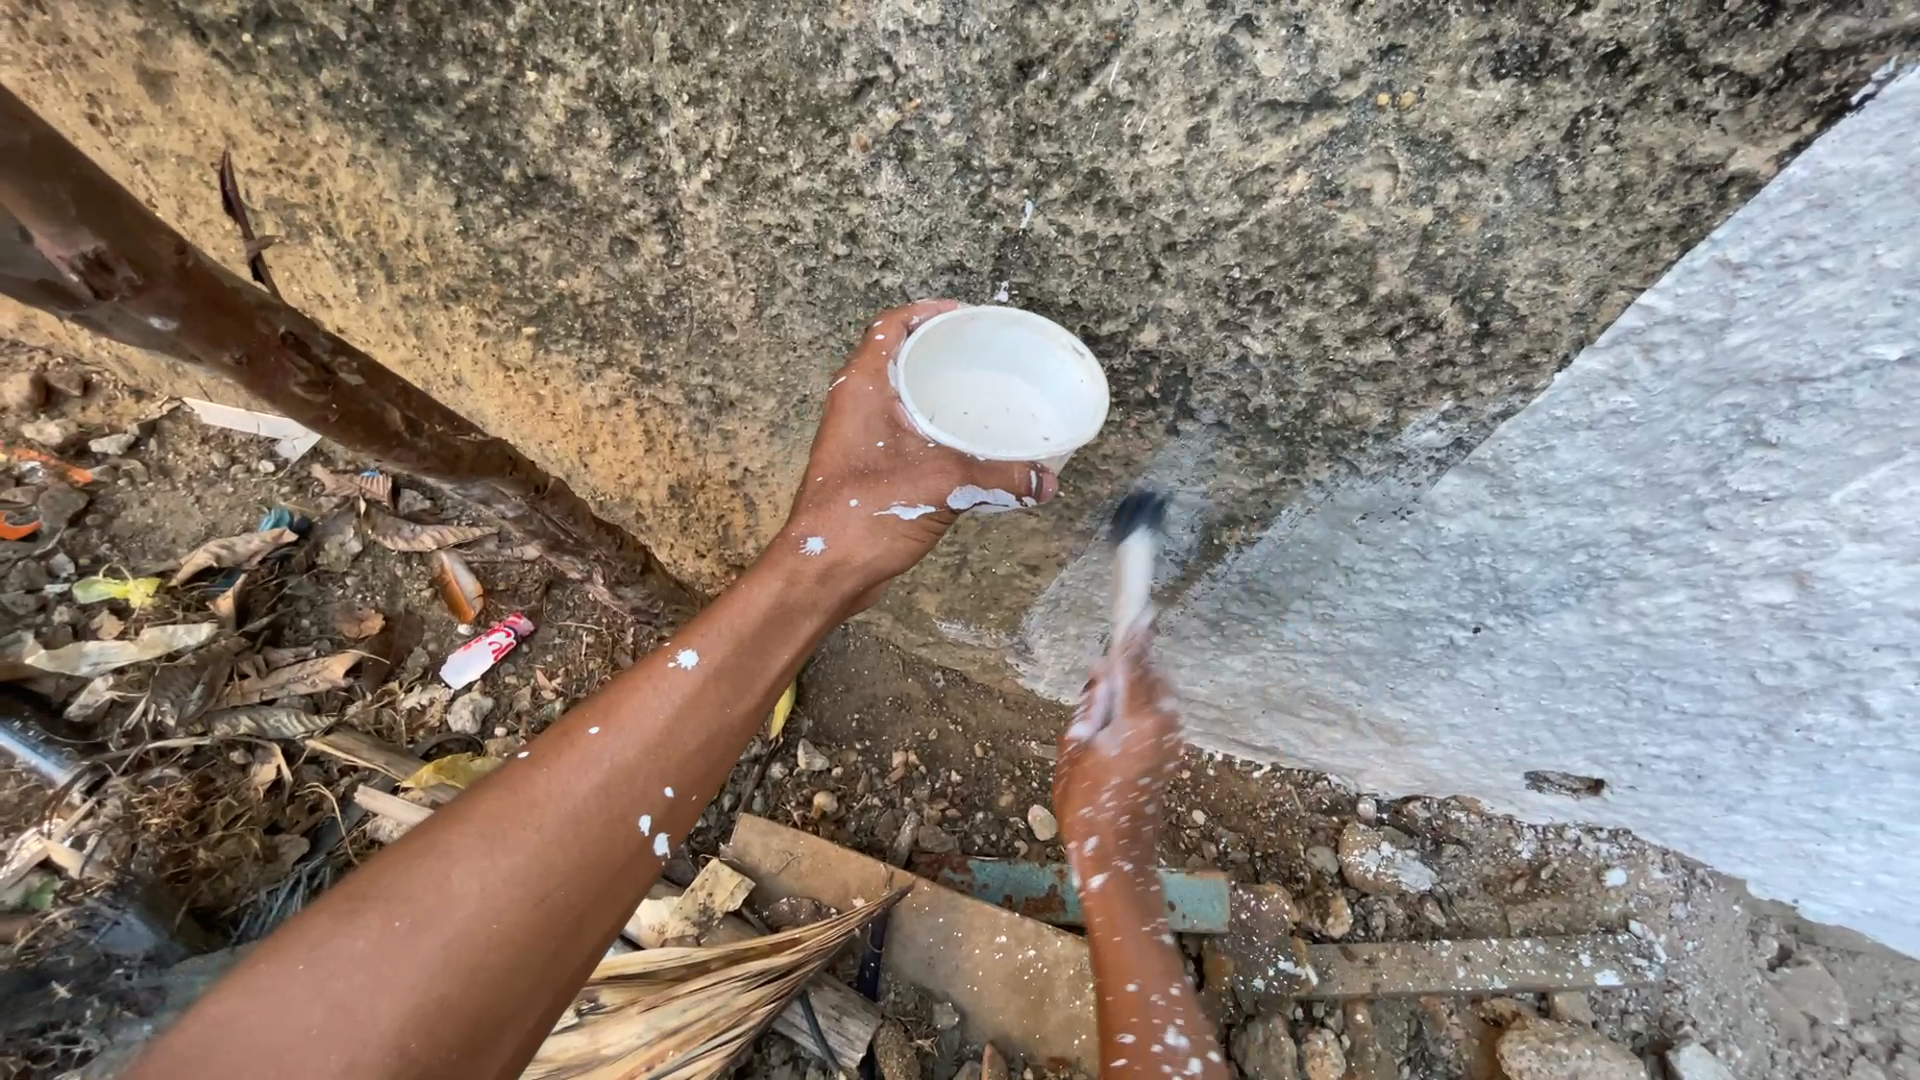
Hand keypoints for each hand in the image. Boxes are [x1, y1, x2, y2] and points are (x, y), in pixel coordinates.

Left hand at [778, 299, 1058, 609]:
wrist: (825, 572)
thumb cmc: (866, 515)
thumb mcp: (942, 484)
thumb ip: (1000, 479)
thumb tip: (1046, 482)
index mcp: (862, 388)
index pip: (889, 328)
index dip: (925, 313)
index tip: (963, 317)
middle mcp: (857, 406)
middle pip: (899, 360)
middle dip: (939, 353)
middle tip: (983, 357)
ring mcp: (861, 440)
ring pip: (904, 401)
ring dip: (937, 396)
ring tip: (983, 397)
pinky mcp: (870, 471)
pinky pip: (908, 437)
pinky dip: (937, 434)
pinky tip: (969, 447)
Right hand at [1054, 624, 1181, 891]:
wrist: (1118, 854)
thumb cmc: (1086, 804)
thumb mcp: (1074, 748)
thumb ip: (1090, 704)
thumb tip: (1100, 671)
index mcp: (1140, 720)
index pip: (1136, 663)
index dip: (1135, 633)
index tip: (1140, 604)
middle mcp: (1166, 724)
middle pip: (1151, 674)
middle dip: (1132, 658)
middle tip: (1113, 651)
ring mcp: (1174, 738)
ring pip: (1157, 691)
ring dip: (1136, 679)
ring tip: (1109, 687)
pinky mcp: (1173, 749)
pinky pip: (1159, 709)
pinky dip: (1141, 698)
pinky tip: (1118, 708)